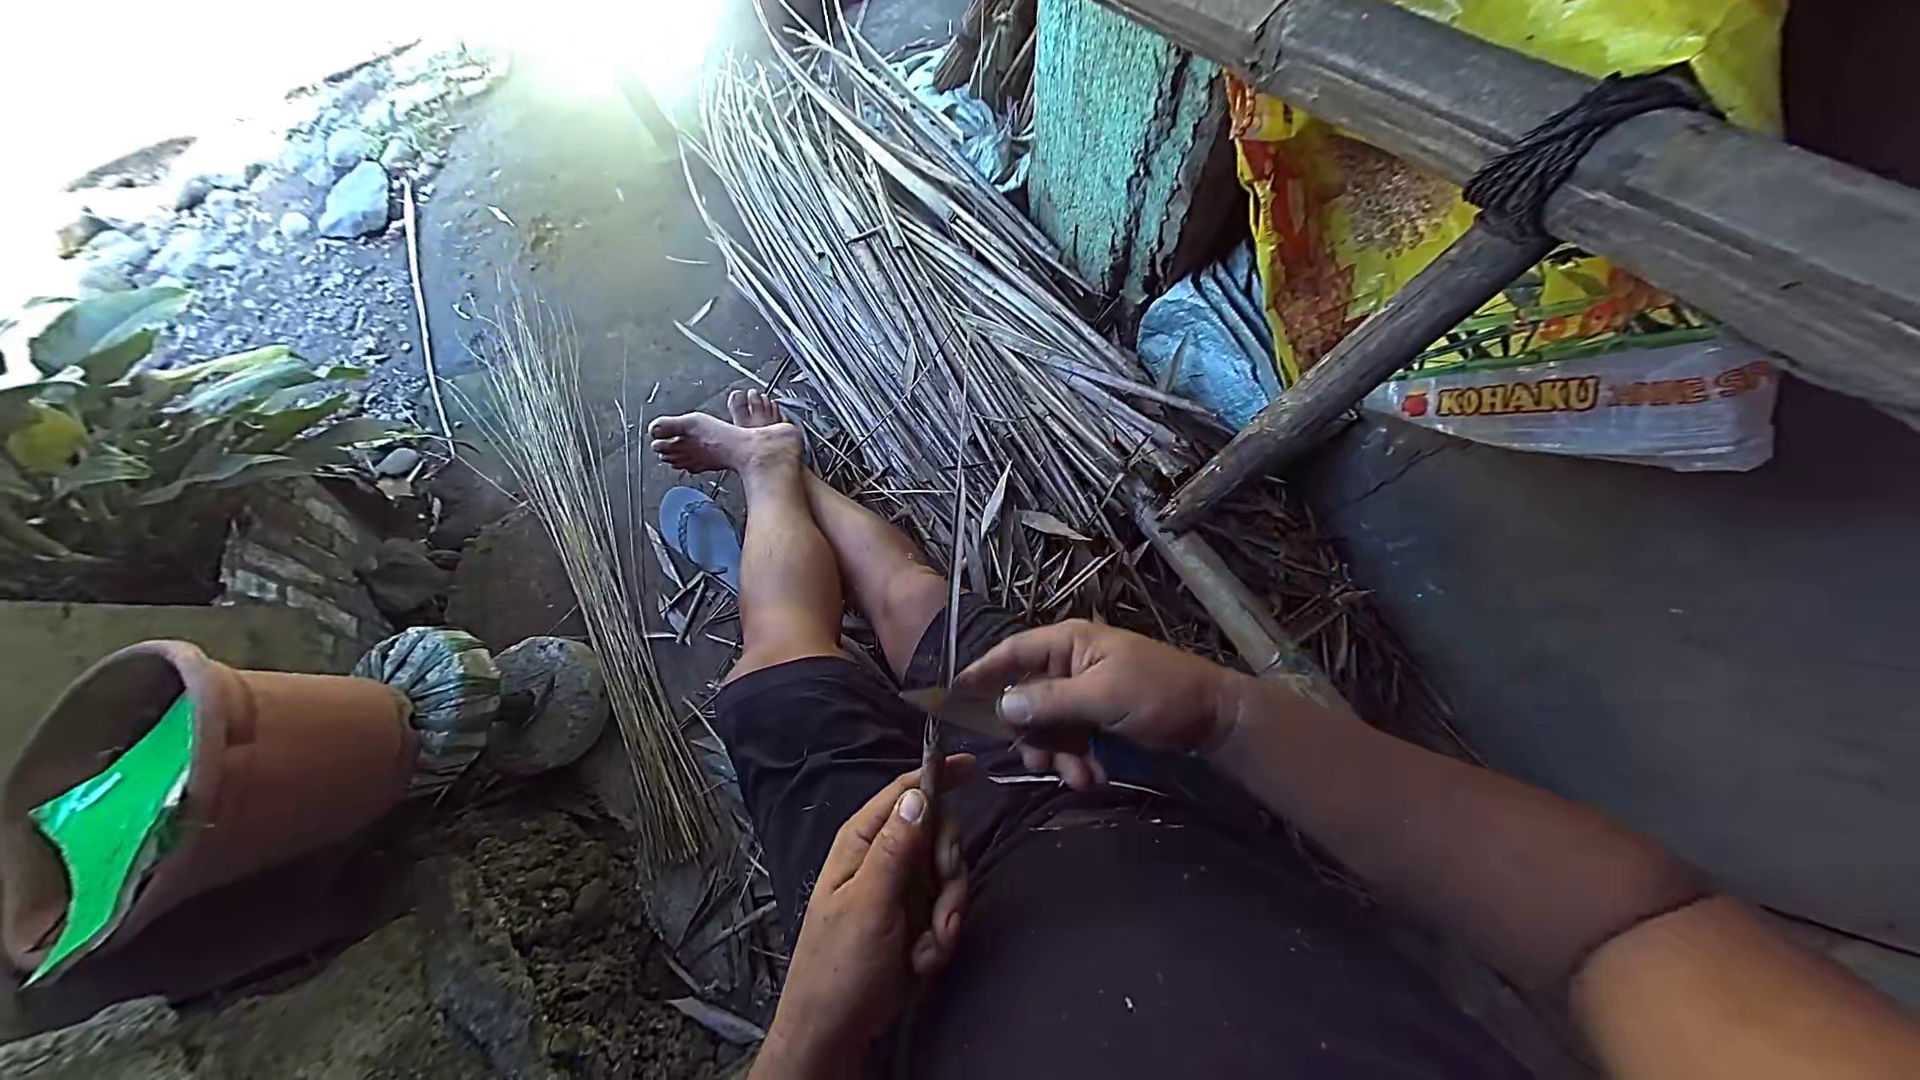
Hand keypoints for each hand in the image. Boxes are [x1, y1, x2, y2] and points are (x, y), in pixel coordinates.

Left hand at [753, 755, 972, 1078]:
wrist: (835, 1033)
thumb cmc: (840, 966)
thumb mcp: (868, 905)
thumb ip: (894, 848)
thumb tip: (918, 795)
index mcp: (863, 840)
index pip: (904, 792)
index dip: (938, 775)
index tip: (972, 767)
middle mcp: (884, 854)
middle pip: (937, 832)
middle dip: (948, 870)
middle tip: (943, 907)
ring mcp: (900, 884)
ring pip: (948, 871)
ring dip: (946, 911)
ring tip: (927, 947)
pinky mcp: (914, 912)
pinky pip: (946, 904)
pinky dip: (941, 933)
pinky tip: (922, 958)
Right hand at [954, 620, 1240, 787]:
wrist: (1213, 720)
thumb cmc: (1159, 693)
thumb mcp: (1104, 696)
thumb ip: (1051, 701)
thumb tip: (1003, 707)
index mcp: (1069, 643)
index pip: (1013, 652)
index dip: (983, 672)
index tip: (953, 696)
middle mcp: (1069, 664)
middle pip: (1027, 698)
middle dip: (1033, 735)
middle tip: (1040, 763)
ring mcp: (1082, 692)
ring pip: (1047, 725)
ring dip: (1057, 754)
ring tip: (1079, 777)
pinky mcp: (1096, 717)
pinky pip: (1069, 738)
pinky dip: (1075, 759)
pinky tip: (1092, 776)